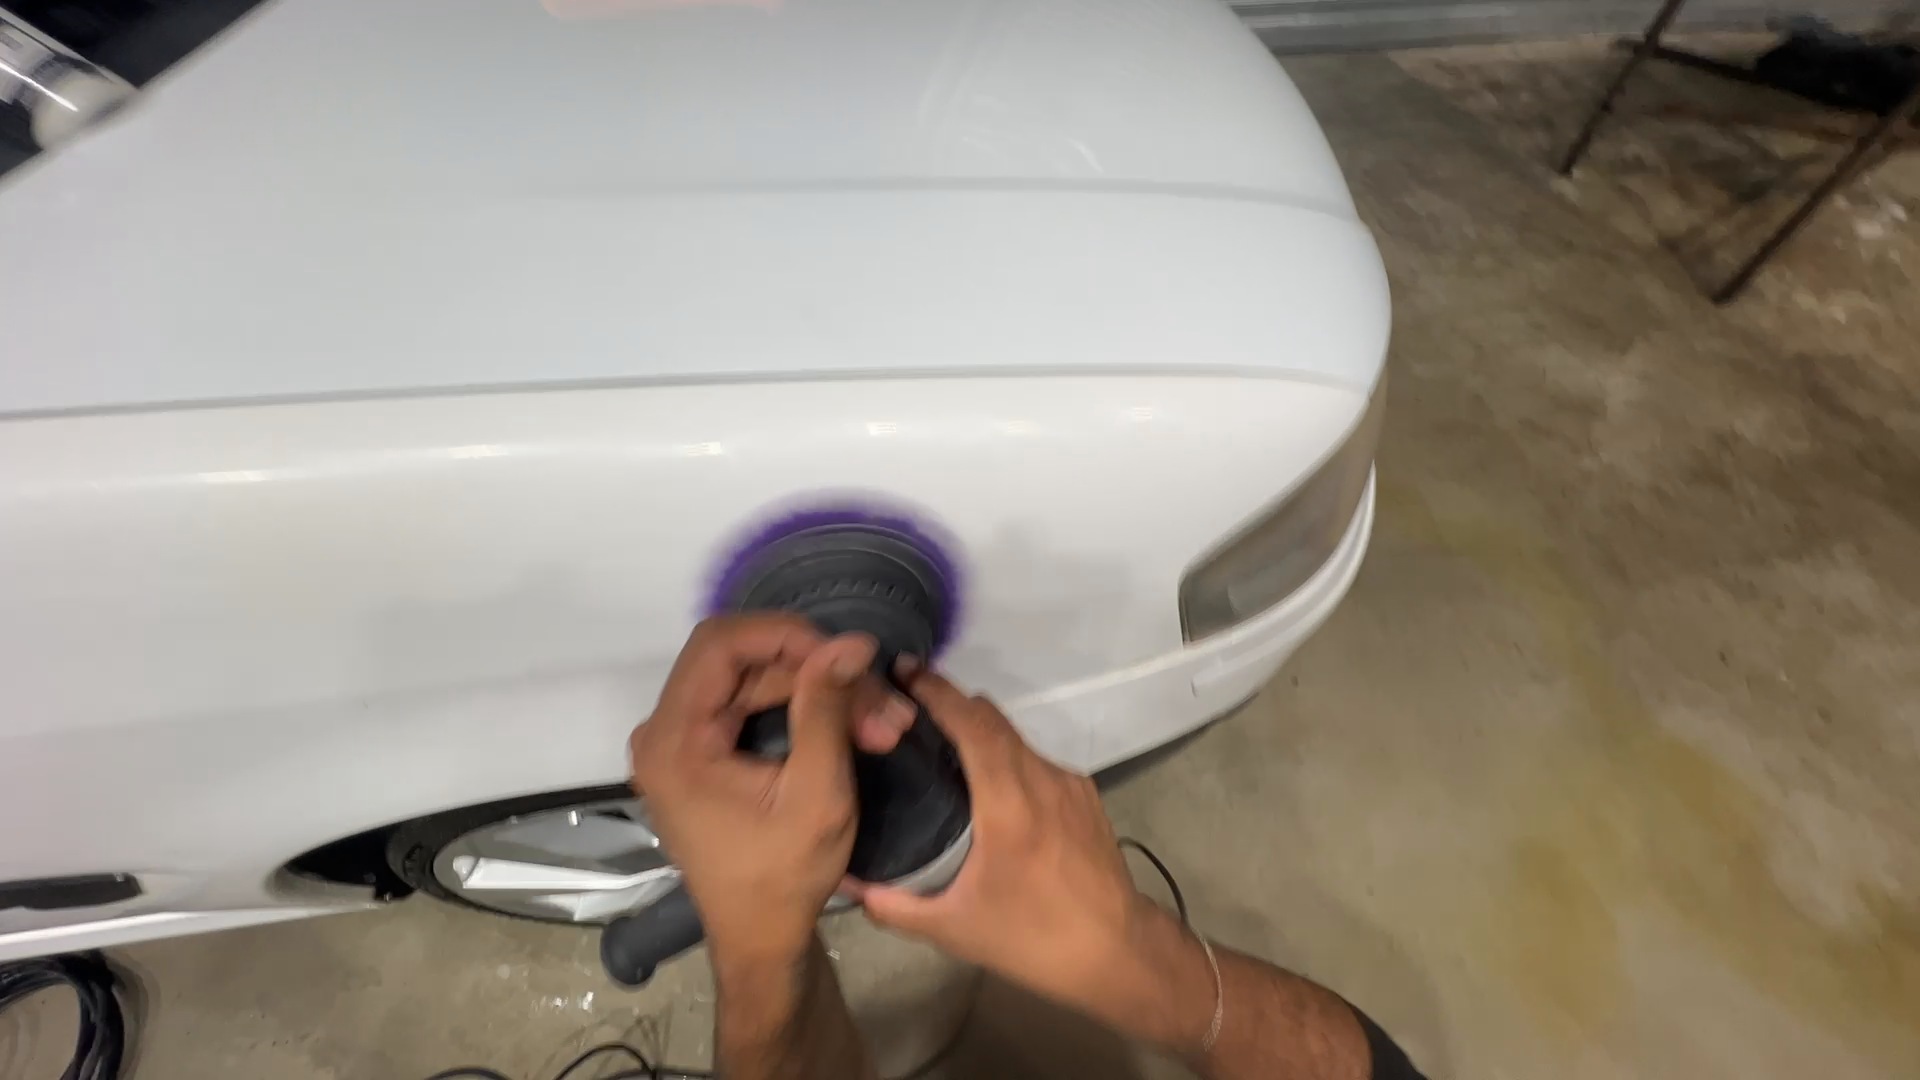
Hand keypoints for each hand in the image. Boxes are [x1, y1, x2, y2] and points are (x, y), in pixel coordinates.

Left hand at [629, 616, 914, 968]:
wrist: (762, 938)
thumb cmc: (783, 877)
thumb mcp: (817, 793)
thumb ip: (826, 709)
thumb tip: (853, 642)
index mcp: (674, 741)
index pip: (721, 644)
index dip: (786, 635)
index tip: (848, 658)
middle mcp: (667, 730)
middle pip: (745, 659)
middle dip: (819, 671)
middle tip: (882, 701)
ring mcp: (685, 739)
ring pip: (761, 679)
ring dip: (824, 691)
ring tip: (885, 721)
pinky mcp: (706, 749)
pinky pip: (758, 702)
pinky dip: (809, 707)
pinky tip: (857, 726)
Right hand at [850, 670, 1213, 1048]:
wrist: (1118, 952)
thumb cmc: (1032, 936)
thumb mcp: (955, 928)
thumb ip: (896, 905)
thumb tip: (848, 882)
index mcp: (1006, 799)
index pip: (971, 722)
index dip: (937, 691)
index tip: (906, 670)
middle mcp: (1039, 775)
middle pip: (991, 717)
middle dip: (952, 701)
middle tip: (912, 704)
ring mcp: (1067, 780)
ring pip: (1015, 736)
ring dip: (980, 731)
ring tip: (947, 747)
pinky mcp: (1084, 792)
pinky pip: (1036, 759)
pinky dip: (1008, 757)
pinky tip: (994, 788)